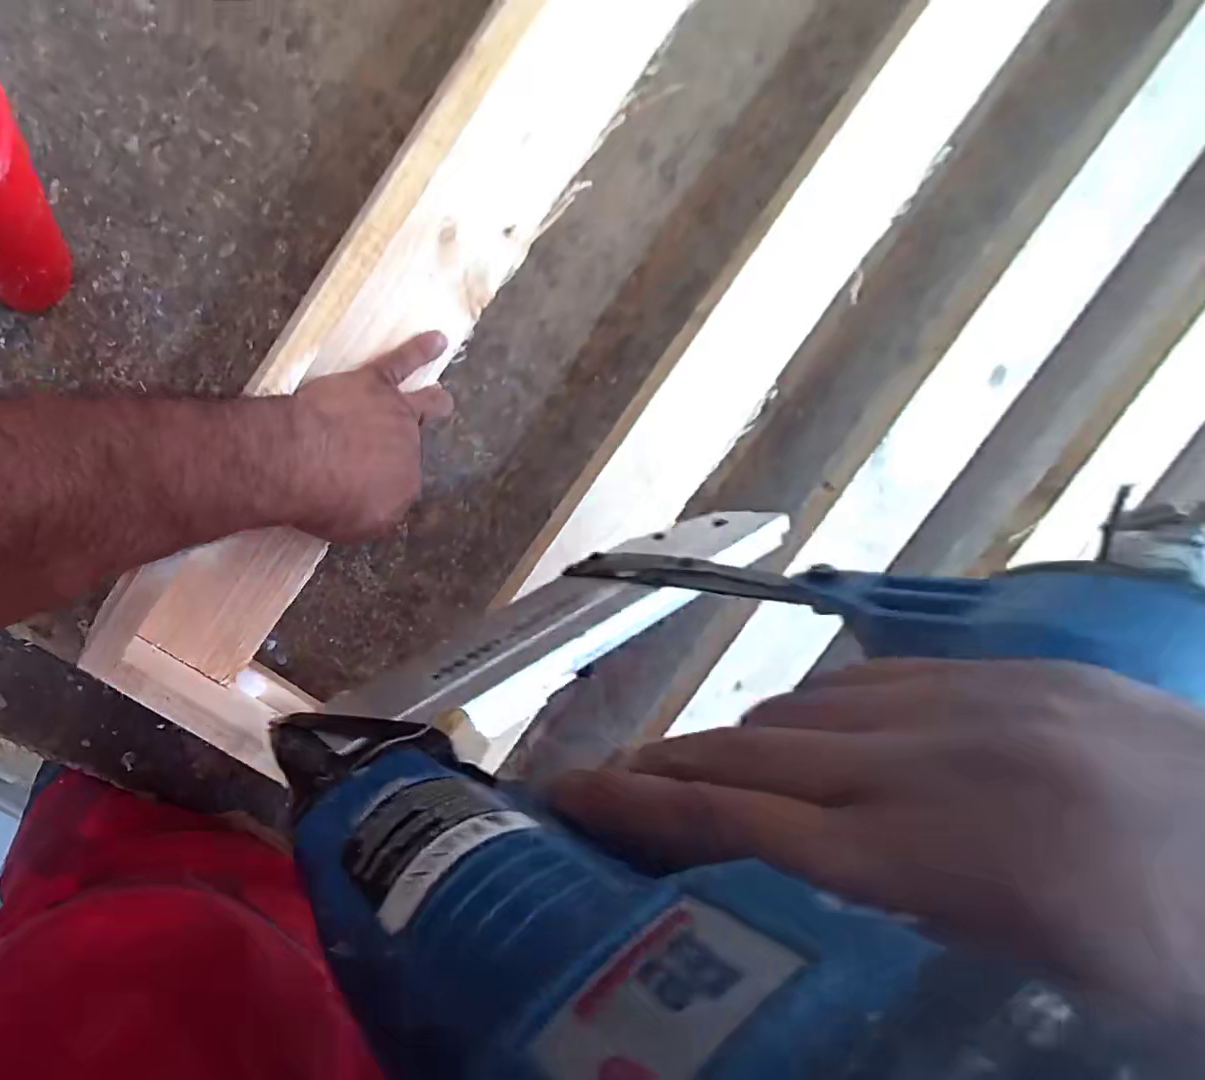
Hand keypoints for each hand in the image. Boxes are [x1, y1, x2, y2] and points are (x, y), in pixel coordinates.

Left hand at [283, 332, 455, 542]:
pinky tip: (435, 339)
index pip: (399, 485)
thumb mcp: (350, 527)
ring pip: (422, 404)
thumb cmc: (321, 500)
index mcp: (402, 489)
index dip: (381, 484)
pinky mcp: (374, 383)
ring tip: (443, 400)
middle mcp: (408, 450)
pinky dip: (419, 349)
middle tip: (408, 448)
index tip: (362, 486)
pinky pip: (402, 361)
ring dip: (434, 401)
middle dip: (406, 449)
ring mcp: (394, 414)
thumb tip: (375, 505)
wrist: (304, 461)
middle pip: (411, 446)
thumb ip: (369, 516)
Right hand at [546, 659, 1204, 1025]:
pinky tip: (824, 752)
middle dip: (655, 771)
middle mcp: (940, 768)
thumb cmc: (1192, 971)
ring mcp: (974, 705)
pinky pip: (851, 686)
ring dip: (738, 753)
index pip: (735, 823)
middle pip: (738, 758)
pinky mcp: (1006, 674)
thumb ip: (881, 941)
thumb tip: (759, 910)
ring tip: (723, 787)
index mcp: (958, 870)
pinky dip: (810, 720)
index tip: (565, 795)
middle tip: (604, 790)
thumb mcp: (1044, 1006)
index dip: (634, 805)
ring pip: (784, 717)